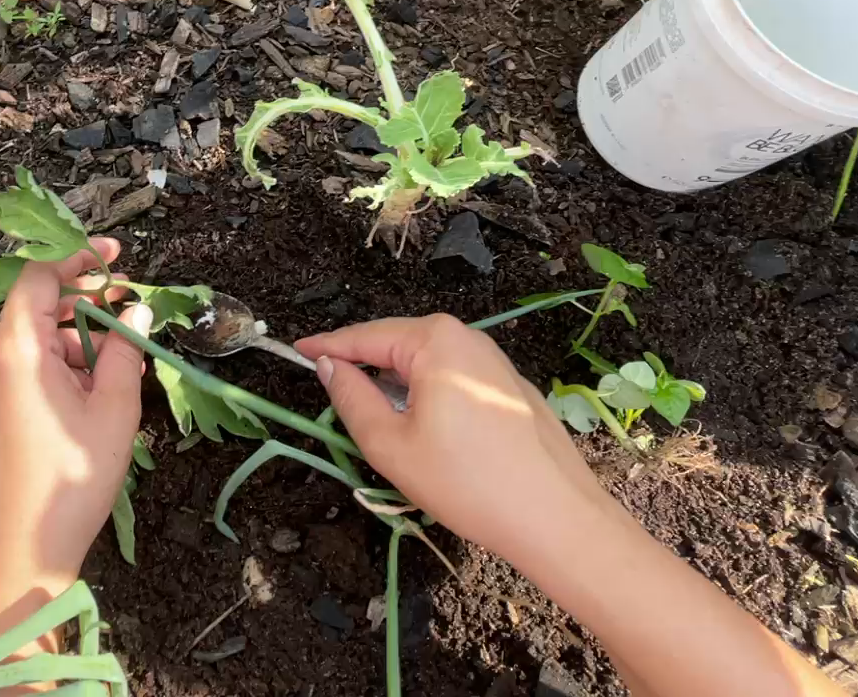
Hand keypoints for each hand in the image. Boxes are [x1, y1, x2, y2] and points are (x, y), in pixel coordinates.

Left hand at [0, 236, 151, 666]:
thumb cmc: (70, 480)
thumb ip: (125, 349)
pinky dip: (63, 361)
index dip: (77, 257)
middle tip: (129, 303)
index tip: (115, 255)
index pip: (39, 276)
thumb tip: (135, 311)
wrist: (18, 554)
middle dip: (85, 298)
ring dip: (79, 334)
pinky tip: (98, 383)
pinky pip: (29, 365)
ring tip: (123, 353)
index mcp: (16, 348)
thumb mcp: (113, 408)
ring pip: (36, 337)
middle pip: (38, 304)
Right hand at [301, 318, 847, 696]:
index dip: (326, 345)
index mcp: (433, 340)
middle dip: (362, 364)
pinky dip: (424, 390)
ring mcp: (492, 357)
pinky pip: (451, 374)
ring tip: (375, 413)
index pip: (363, 336)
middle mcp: (464, 335)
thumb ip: (350, 397)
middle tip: (331, 390)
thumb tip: (329, 365)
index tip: (297, 350)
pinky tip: (424, 424)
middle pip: (394, 344)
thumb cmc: (467, 483)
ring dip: (394, 381)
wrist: (560, 522)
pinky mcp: (509, 383)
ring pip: (423, 360)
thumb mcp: (390, 444)